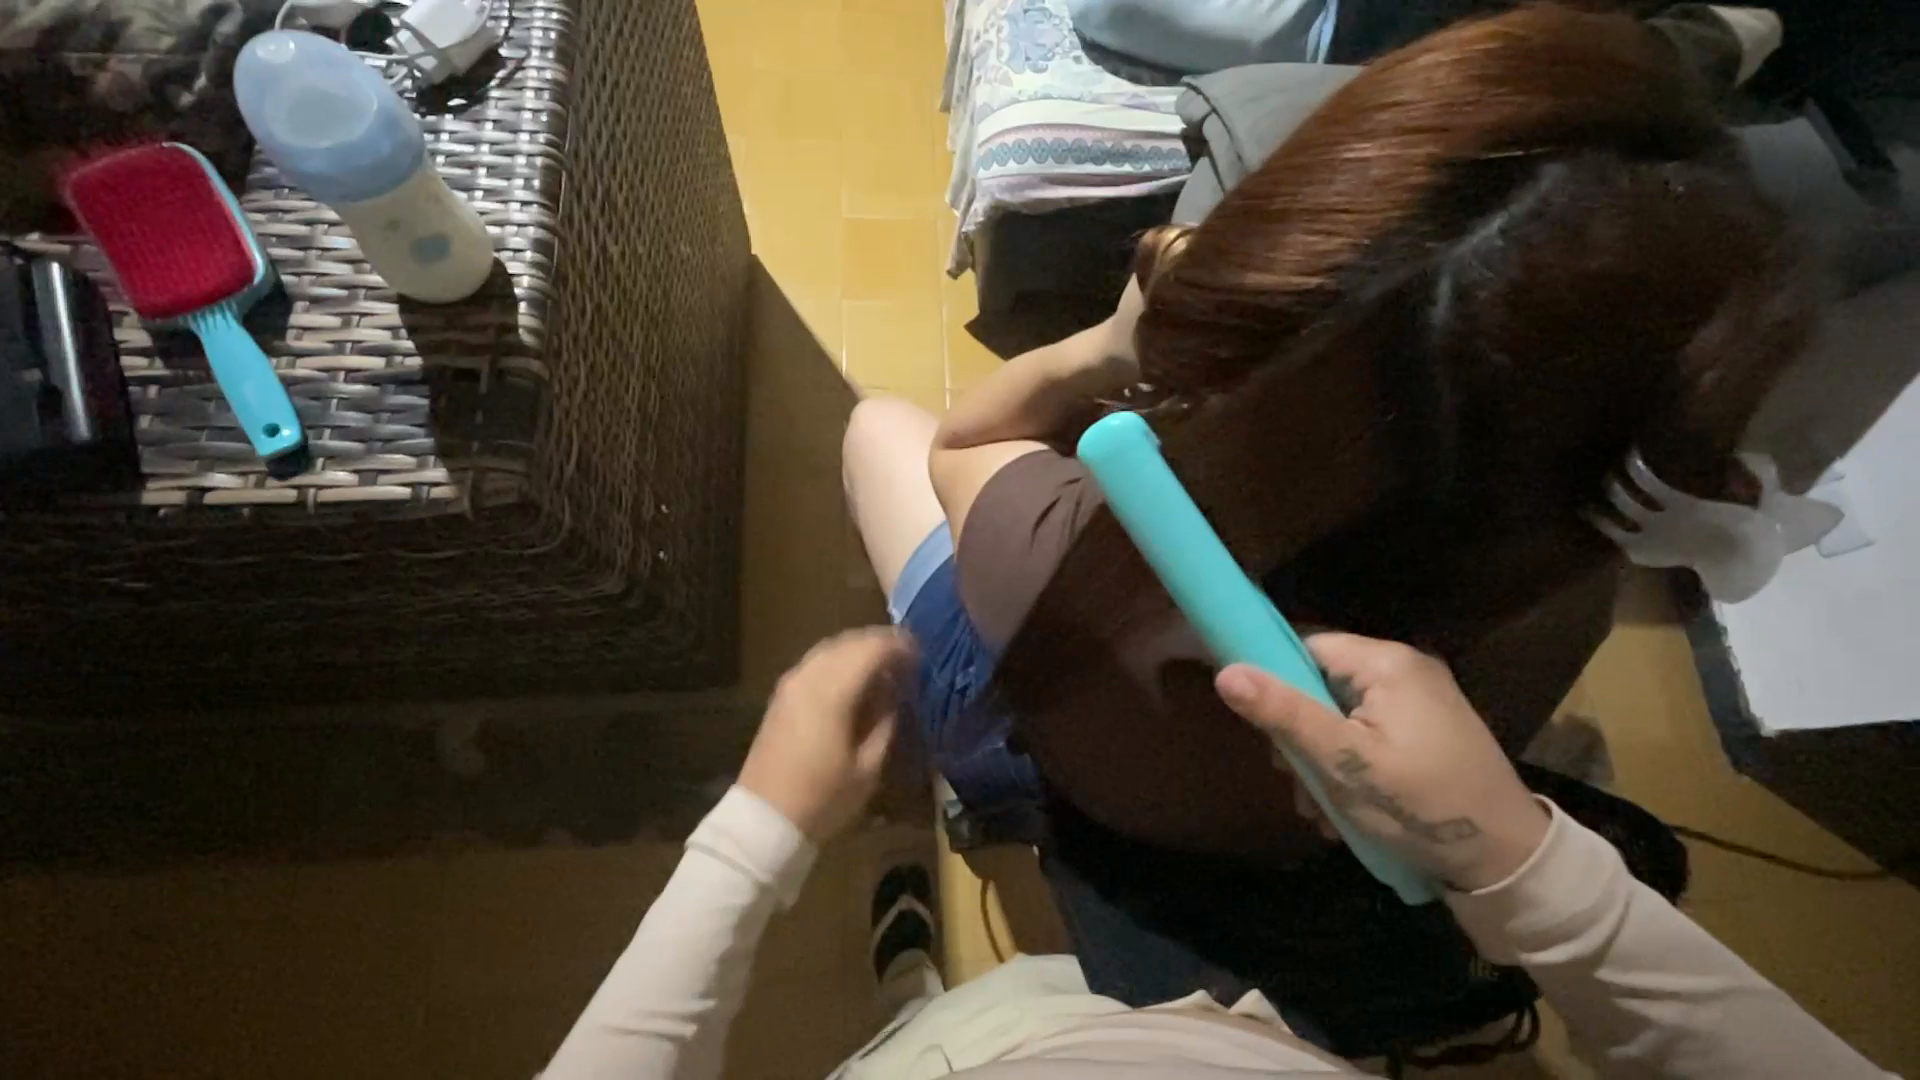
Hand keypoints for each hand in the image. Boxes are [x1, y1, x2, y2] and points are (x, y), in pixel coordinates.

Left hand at [739, 628, 913, 840]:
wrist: (764, 819)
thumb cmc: (822, 798)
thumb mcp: (868, 768)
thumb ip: (884, 722)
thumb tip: (893, 691)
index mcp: (832, 692)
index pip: (872, 649)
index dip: (899, 645)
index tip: (921, 654)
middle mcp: (809, 677)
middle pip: (850, 641)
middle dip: (881, 643)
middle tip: (907, 657)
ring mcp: (791, 683)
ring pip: (831, 647)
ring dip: (859, 649)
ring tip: (884, 665)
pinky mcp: (781, 695)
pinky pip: (816, 661)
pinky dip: (839, 659)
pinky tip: (853, 677)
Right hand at [1215, 634, 1550, 890]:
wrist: (1511, 863)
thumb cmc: (1420, 805)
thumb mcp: (1341, 763)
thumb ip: (1283, 714)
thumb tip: (1223, 672)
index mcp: (1386, 663)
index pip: (1305, 646)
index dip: (1274, 679)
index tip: (1260, 724)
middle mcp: (1404, 669)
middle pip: (1320, 683)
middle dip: (1298, 734)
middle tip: (1292, 779)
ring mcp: (1418, 702)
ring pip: (1339, 715)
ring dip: (1319, 758)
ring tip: (1318, 806)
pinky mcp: (1426, 731)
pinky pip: (1366, 734)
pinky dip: (1348, 765)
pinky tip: (1343, 806)